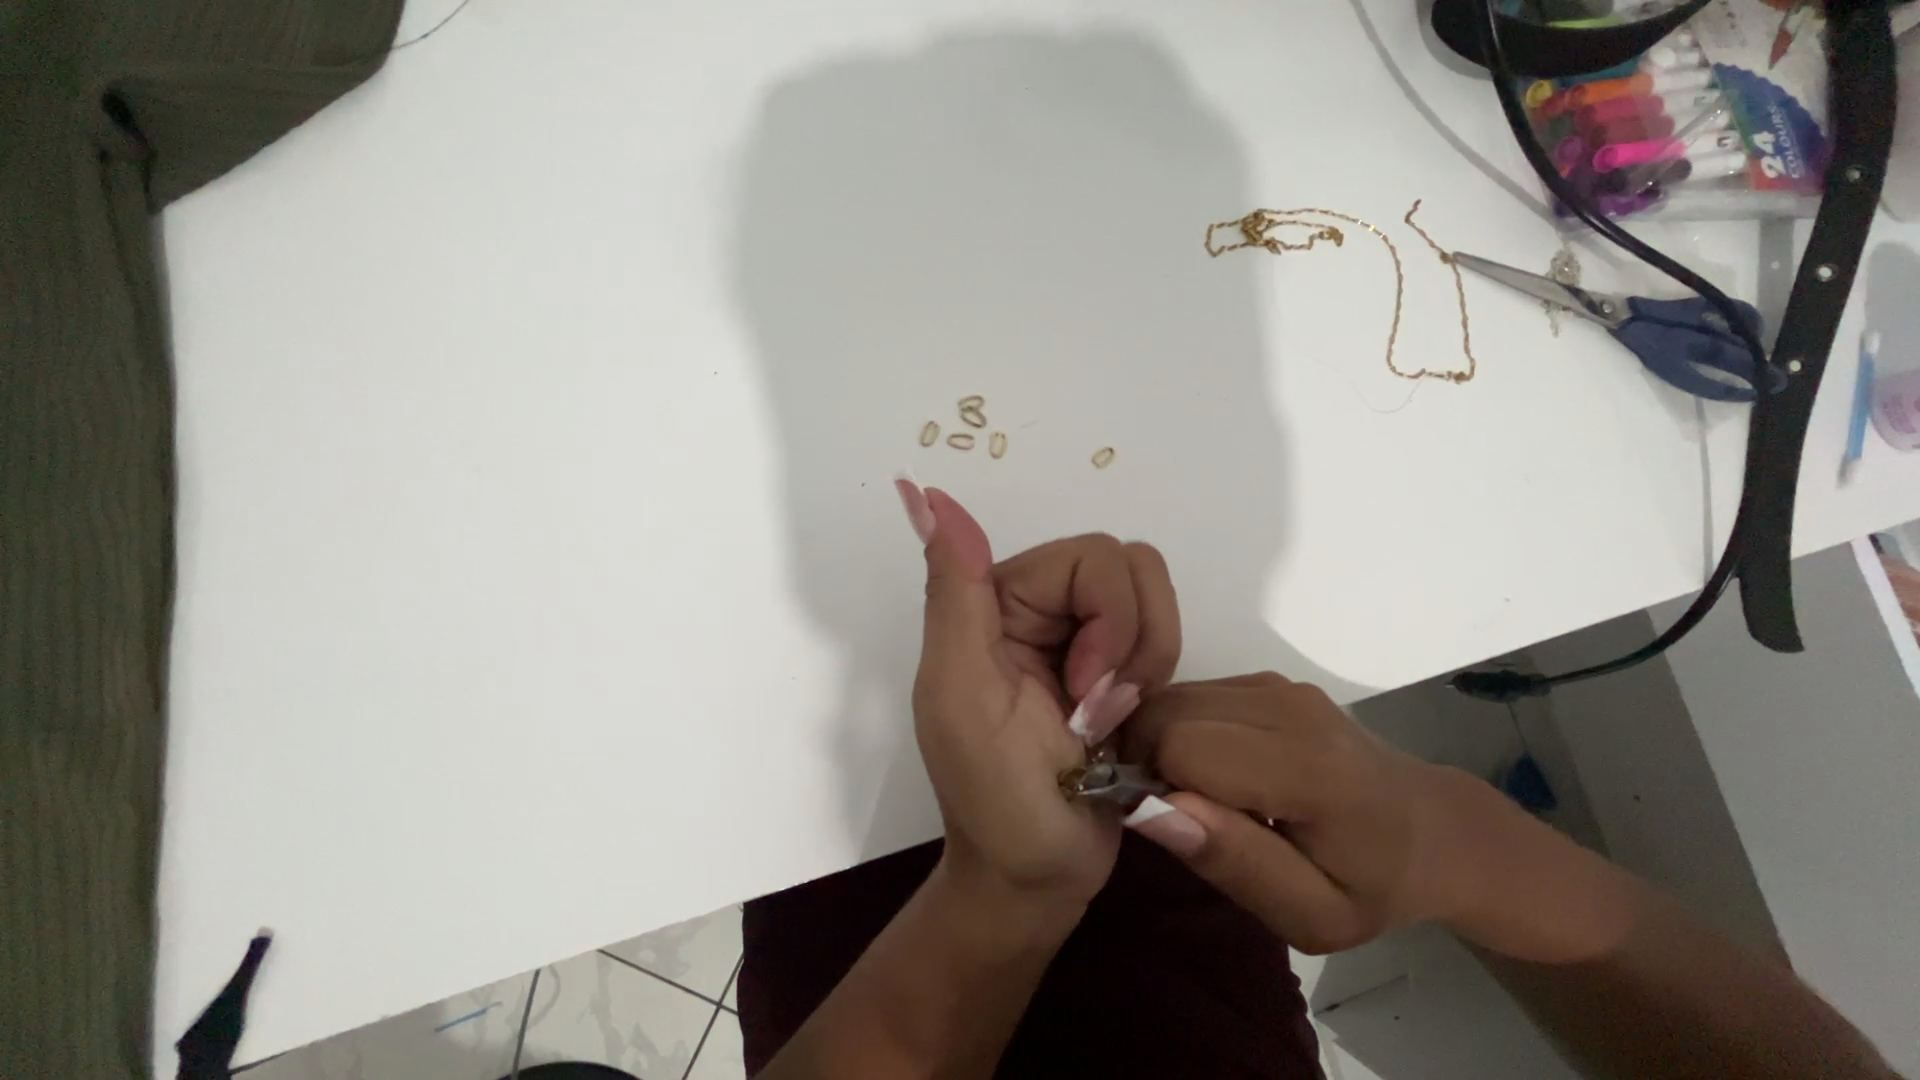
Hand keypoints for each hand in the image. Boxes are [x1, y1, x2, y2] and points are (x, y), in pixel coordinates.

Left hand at [895, 478, 1179, 909]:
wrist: (1037, 876)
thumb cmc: (995, 798)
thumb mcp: (961, 695)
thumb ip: (954, 594)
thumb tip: (925, 494)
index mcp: (997, 601)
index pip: (1090, 556)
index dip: (1107, 617)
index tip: (1082, 691)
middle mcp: (1043, 606)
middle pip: (1129, 569)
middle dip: (1129, 646)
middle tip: (1097, 712)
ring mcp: (1086, 635)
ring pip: (1155, 595)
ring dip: (1146, 665)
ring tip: (1110, 722)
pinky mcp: (1121, 667)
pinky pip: (1167, 634)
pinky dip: (1158, 680)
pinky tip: (1125, 726)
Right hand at [1126, 673, 1465, 953]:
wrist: (1426, 828)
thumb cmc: (1371, 885)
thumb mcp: (1313, 915)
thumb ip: (1234, 863)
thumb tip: (1147, 809)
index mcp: (1309, 770)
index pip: (1182, 748)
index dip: (1155, 787)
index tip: (1170, 826)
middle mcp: (1289, 708)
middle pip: (1164, 713)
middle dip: (1145, 761)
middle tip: (1176, 812)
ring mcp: (1277, 685)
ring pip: (1168, 698)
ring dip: (1156, 743)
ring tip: (1193, 793)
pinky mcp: (1265, 679)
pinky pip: (1187, 694)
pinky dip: (1175, 727)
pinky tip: (1207, 767)